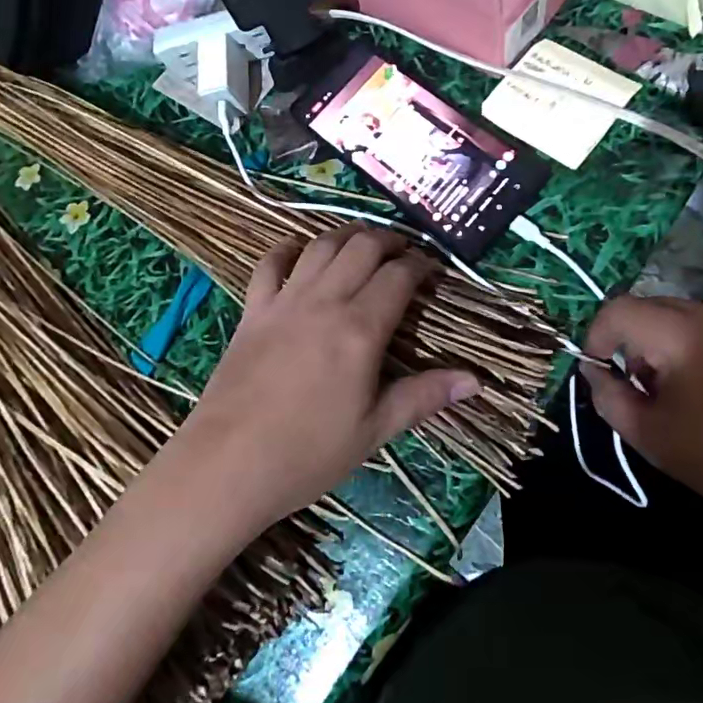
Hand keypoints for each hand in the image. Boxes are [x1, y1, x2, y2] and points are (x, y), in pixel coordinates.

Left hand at [171, 226, 480, 530]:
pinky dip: (288, 249)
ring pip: (320, 246)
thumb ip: (425, 397)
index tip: (433, 271)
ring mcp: (283, 303)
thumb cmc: (308, 453)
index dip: (421, 265)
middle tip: (405, 253)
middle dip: (389, 240)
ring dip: (347, 236)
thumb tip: (475, 382)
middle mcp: (324, 302)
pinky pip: (269, 264)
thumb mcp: (375, 429)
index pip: (398, 276)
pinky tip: (300, 251)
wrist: (227, 466)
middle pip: (361, 247)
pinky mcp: (252, 312)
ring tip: (364, 243)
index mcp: (360, 330)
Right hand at [580, 296, 702, 592]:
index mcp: (682, 334)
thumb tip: (596, 368)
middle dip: (637, 342)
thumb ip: (608, 395)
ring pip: (691, 318)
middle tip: (645, 388)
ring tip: (691, 393)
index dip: (597, 336)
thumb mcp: (650, 437)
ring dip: (674, 345)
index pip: (618, 309)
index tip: (601, 370)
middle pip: (655, 309)